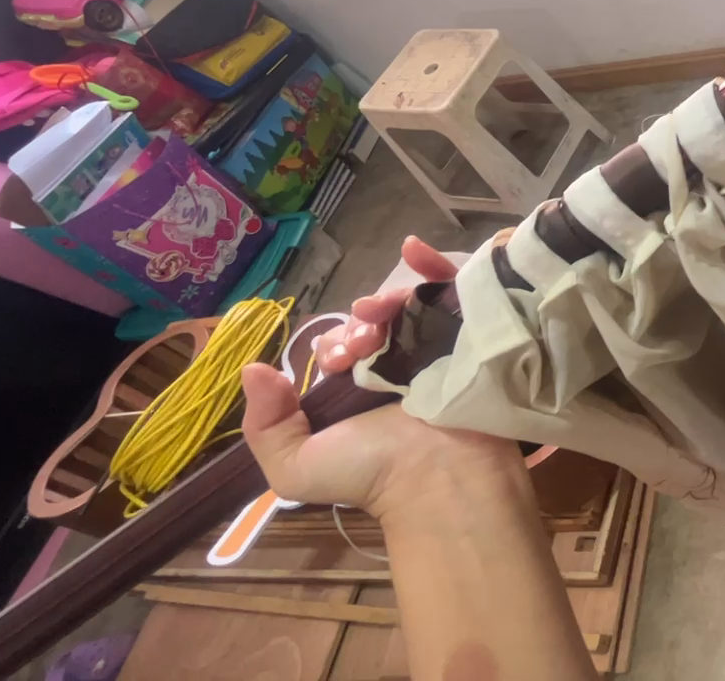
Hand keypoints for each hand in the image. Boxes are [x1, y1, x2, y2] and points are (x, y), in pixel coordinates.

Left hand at [240, 233, 519, 522]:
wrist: (438, 475)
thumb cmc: (371, 471)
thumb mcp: (297, 465)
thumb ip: (266, 425)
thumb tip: (253, 369)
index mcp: (363, 388)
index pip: (344, 345)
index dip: (335, 344)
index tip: (341, 360)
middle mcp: (402, 362)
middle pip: (376, 320)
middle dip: (361, 323)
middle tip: (365, 342)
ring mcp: (438, 345)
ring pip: (407, 304)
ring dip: (388, 300)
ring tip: (382, 312)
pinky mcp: (471, 330)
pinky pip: (452, 290)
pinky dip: (432, 265)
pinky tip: (414, 249)